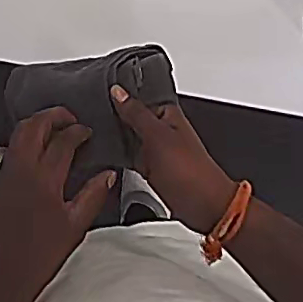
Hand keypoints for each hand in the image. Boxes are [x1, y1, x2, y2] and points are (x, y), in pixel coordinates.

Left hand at [0, 108, 113, 301]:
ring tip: (55, 128)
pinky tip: (38, 150)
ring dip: (38, 124)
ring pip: (20, 132)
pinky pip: (12, 147)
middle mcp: (22, 169)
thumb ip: (93, 195)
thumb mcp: (75, 228)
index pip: (62, 140)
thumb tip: (107, 176)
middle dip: (53, 115)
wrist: (3, 276)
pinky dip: (26, 138)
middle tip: (70, 118)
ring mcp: (7, 172)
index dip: (78, 131)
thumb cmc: (38, 259)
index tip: (86, 131)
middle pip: (35, 125)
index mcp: (44, 178)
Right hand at [111, 86, 237, 233]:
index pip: (137, 97)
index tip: (100, 94)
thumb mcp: (157, 135)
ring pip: (128, 137)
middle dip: (116, 118)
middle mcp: (161, 129)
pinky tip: (110, 154)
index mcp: (166, 114)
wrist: (204, 209)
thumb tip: (118, 91)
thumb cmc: (191, 171)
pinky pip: (129, 155)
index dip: (120, 95)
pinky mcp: (150, 167)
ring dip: (117, 137)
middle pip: (131, 117)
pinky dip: (120, 155)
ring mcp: (155, 149)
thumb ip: (136, 113)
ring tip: (102, 135)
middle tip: (98, 117)